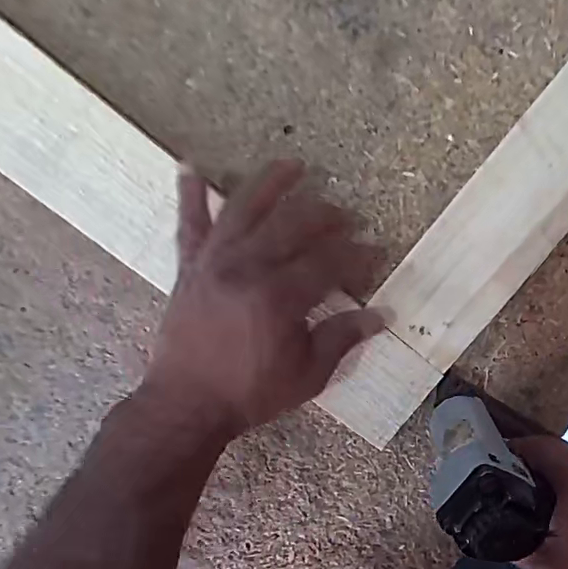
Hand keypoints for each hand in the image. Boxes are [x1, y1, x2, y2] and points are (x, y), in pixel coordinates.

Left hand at [137, 161, 384, 436]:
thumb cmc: (251, 393)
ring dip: (271, 184)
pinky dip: (191, 195)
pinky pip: (190, 225)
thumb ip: (343, 337)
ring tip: (293, 164)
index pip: (329, 262)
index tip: (377, 251)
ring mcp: (213, 263)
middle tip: (347, 214)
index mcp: (279, 297)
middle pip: (292, 226)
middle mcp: (246, 269)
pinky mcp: (189, 268)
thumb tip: (382, 315)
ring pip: (245, 211)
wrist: (185, 405)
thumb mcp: (309, 373)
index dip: (357, 255)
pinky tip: (191, 166)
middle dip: (326, 216)